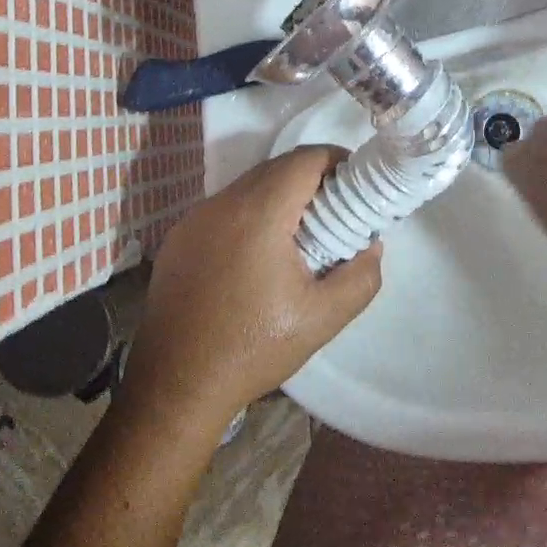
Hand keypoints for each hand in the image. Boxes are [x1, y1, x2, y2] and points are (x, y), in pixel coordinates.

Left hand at [122, 146, 382, 422]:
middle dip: (311, 180)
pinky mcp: (178, 240)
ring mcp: (194, 220)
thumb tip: (370, 246)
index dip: (336, 161)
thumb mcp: (323, 318)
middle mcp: (221, 204)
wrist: (176, 387)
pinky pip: (224, 210)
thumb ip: (361, 276)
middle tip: (335, 213)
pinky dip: (250, 216)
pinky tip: (258, 258)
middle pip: (276, 168)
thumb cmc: (253, 349)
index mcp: (258, 214)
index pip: (304, 160)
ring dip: (279, 197)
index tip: (356, 185)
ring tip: (300, 237)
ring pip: (248, 187)